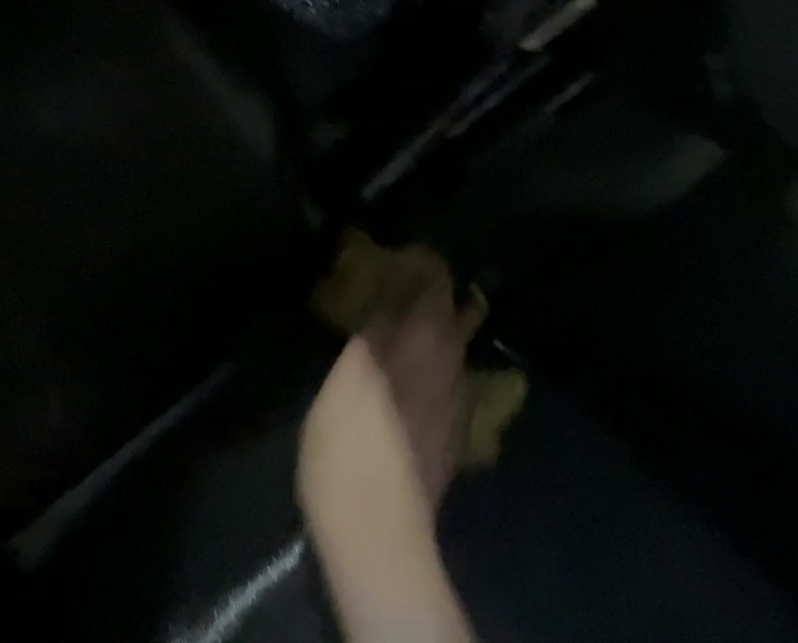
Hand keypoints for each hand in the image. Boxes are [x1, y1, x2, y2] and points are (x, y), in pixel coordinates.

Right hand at [300, 282, 468, 514]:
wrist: (375, 528)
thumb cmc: (340, 457)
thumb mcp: (340, 394)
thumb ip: (364, 355)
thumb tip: (381, 319)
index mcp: (395, 369)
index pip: (413, 321)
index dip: (419, 295)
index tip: (423, 268)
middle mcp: (427, 387)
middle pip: (442, 342)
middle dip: (445, 313)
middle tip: (448, 287)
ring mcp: (442, 419)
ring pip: (455, 367)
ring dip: (455, 340)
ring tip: (456, 320)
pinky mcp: (445, 447)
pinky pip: (458, 393)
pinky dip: (456, 373)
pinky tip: (453, 374)